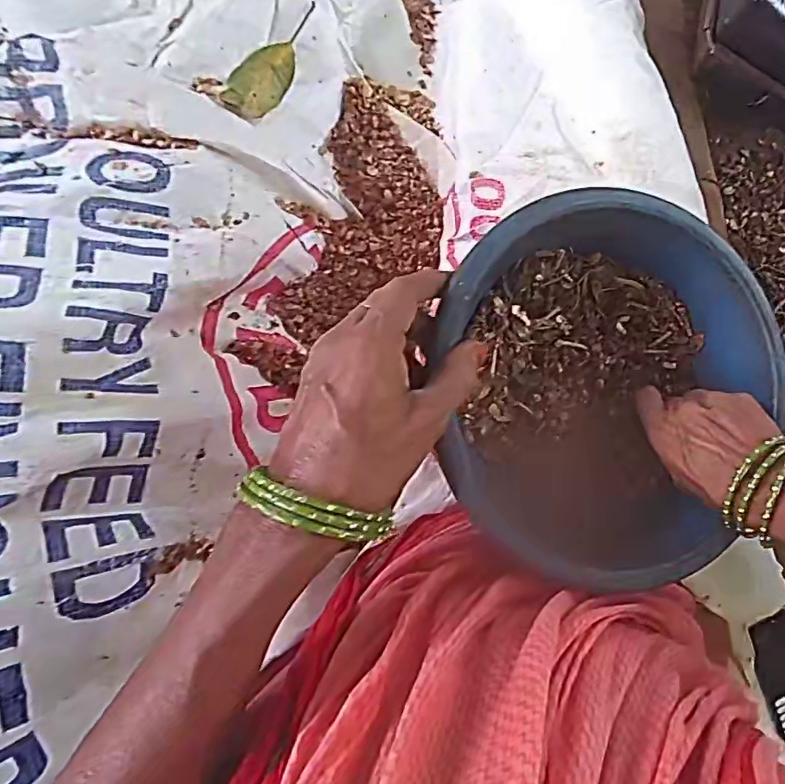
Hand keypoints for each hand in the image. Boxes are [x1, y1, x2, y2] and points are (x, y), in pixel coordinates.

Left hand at [268, 270, 484, 511]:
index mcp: (370, 342)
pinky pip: (352, 343)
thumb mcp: (427, 420)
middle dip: (419, 310)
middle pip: (383, 304)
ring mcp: (322, 354)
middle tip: (450, 334)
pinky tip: (399, 381)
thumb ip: (456, 376)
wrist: (310, 501)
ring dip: (399, 332)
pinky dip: (379, 347)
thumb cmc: (371, 461)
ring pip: (366, 323)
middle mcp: (340, 338)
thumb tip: (474, 347)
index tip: (456, 286)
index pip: (402, 290)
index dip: (431, 281)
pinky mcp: (314, 373)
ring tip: (428, 365)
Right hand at [636, 386, 784, 565]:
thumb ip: (669, 450)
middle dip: (685, 416)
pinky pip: (728, 400)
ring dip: (710, 413)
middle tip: (699, 438)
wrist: (764, 483)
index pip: (645, 399)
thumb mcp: (681, 477)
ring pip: (703, 399)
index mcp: (663, 429)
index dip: (651, 405)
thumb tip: (670, 443)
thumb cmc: (724, 489)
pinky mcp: (739, 397)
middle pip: (677, 401)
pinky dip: (733, 413)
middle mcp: (685, 408)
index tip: (655, 410)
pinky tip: (742, 435)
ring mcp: (713, 399)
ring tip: (725, 439)